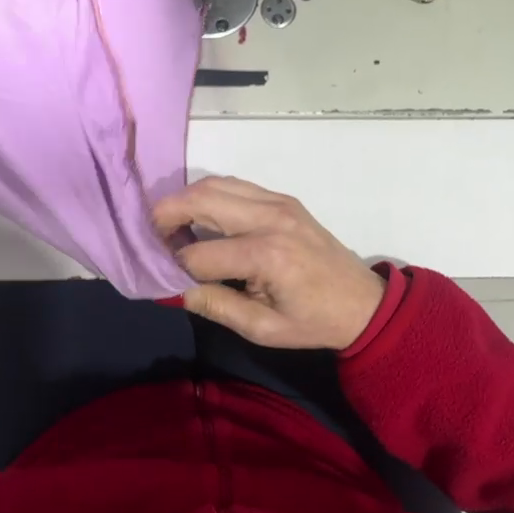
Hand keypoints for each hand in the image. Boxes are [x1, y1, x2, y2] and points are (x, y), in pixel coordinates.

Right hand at [153, 176, 385, 349]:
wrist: (362, 302)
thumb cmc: (313, 322)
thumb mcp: (262, 329)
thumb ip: (215, 305)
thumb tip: (173, 289)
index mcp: (267, 256)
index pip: (199, 254)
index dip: (174, 267)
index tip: (162, 278)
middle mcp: (270, 219)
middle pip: (201, 200)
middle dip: (167, 215)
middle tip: (151, 236)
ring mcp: (278, 202)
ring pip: (215, 184)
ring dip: (185, 200)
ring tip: (172, 226)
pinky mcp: (282, 198)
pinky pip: (235, 185)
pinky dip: (209, 196)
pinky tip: (200, 217)